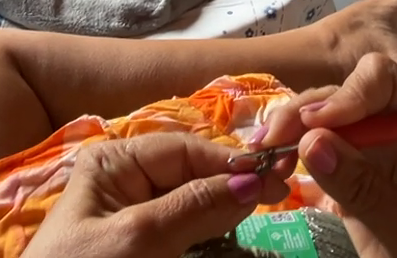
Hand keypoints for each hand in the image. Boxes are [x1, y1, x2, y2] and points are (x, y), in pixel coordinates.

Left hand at [23, 132, 291, 257]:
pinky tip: (230, 245)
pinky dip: (211, 245)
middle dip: (231, 190)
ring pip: (196, 213)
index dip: (229, 162)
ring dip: (226, 220)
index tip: (277, 175)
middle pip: (193, 179)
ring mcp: (136, 223)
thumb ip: (195, 207)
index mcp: (115, 162)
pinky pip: (188, 241)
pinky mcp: (145, 254)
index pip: (184, 149)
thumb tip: (251, 180)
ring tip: (261, 222)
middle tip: (280, 196)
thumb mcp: (138, 238)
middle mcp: (127, 184)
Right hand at [254, 54, 396, 257]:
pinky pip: (314, 149)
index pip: (389, 82)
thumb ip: (367, 190)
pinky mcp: (348, 176)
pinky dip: (289, 149)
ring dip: (292, 126)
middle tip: (272, 135)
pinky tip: (269, 157)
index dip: (350, 92)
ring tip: (262, 146)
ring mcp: (371, 153)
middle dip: (308, 108)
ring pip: (324, 118)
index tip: (317, 121)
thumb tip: (309, 140)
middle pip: (346, 93)